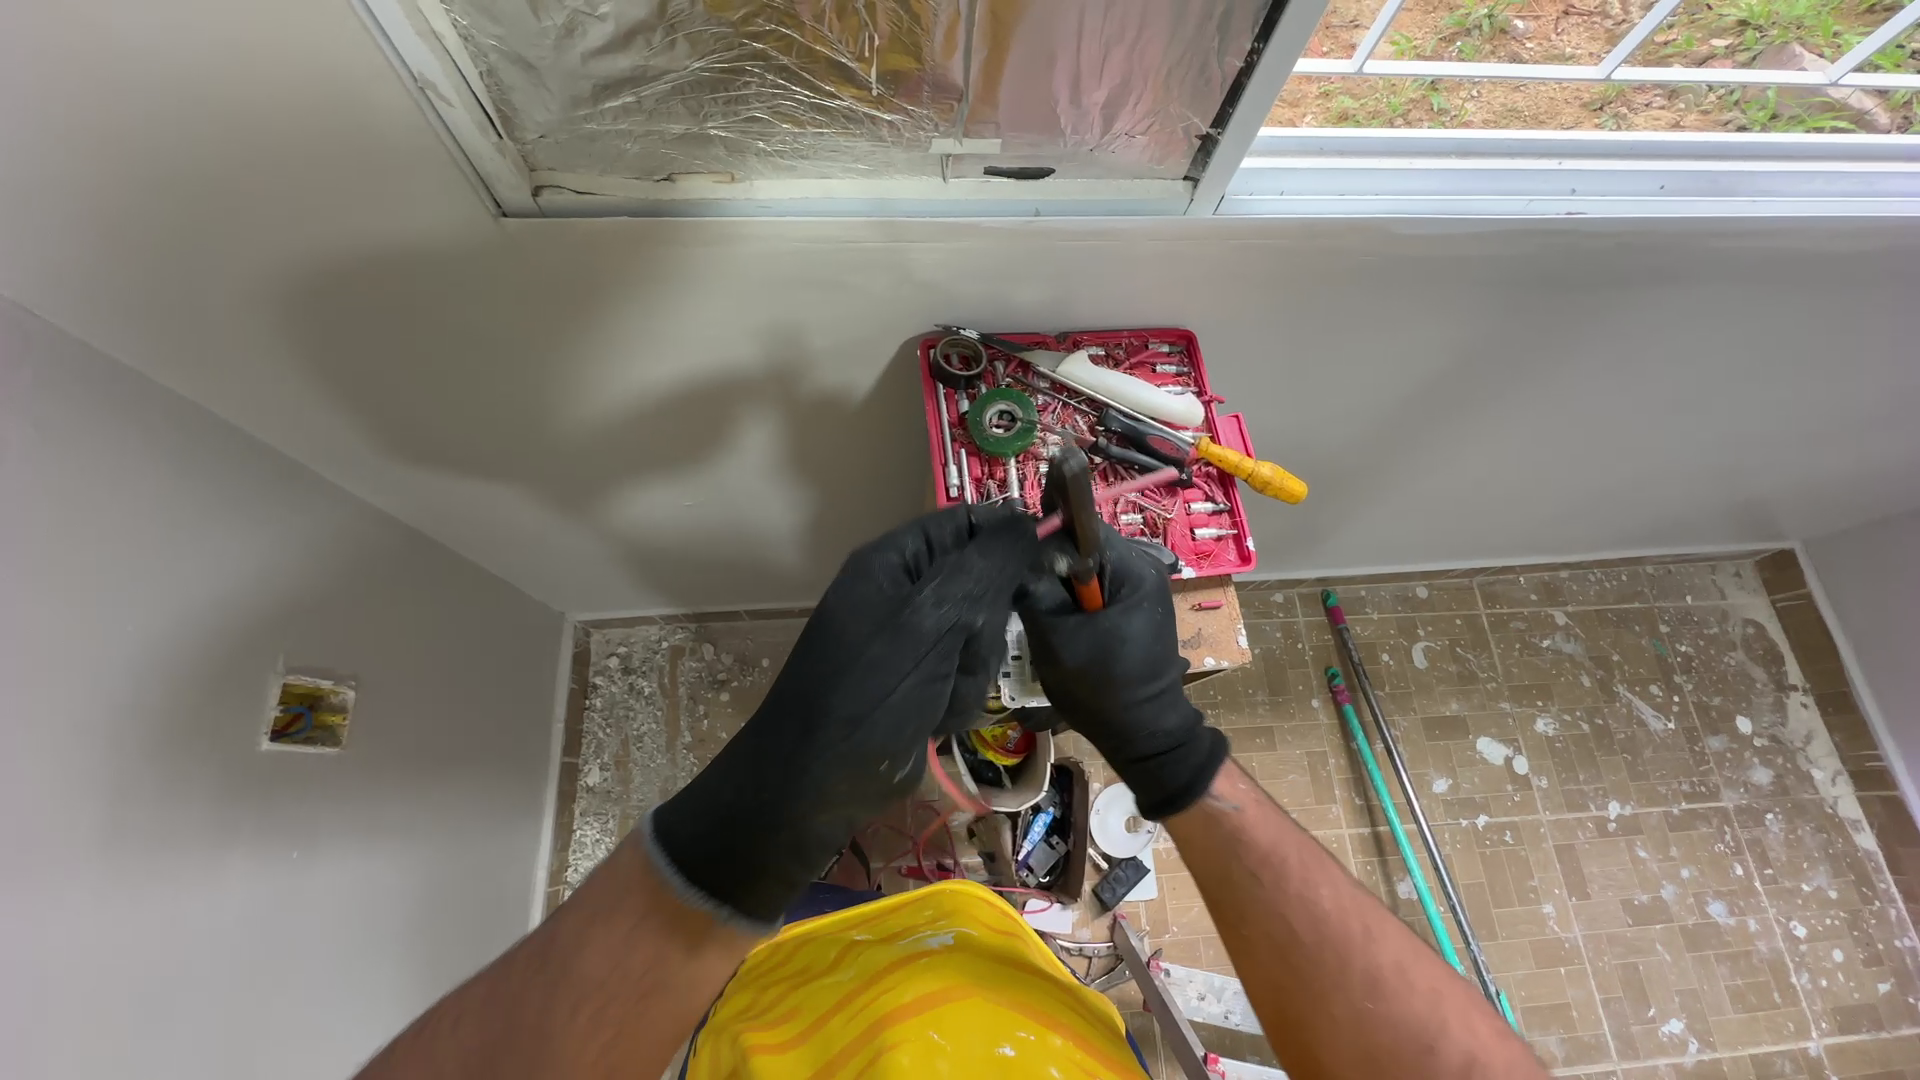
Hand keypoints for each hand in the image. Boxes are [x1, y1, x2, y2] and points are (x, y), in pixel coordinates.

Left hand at [647, 505, 1037, 925]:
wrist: (817, 783)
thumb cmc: (872, 690)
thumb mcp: (934, 618)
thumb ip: (987, 566)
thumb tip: (1030, 523)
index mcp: (895, 560)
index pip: (967, 524)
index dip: (1010, 537)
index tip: (1052, 561)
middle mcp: (904, 593)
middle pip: (983, 583)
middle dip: (985, 625)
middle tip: (968, 649)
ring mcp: (912, 641)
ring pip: (982, 635)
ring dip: (972, 669)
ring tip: (942, 694)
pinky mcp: (921, 682)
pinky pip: (967, 675)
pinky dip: (960, 698)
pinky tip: (936, 718)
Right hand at [1017, 523, 1227, 820]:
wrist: (1144, 734)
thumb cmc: (1100, 688)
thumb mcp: (1055, 638)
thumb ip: (1036, 588)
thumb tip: (1023, 553)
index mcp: (1133, 569)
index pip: (1081, 528)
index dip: (1046, 538)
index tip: (1020, 561)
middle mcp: (1145, 568)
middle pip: (1086, 545)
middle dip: (1055, 564)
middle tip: (1029, 590)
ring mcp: (1145, 586)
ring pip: (1090, 566)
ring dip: (1065, 583)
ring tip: (1047, 609)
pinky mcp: (1139, 605)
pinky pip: (1101, 584)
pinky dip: (1080, 597)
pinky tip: (1066, 620)